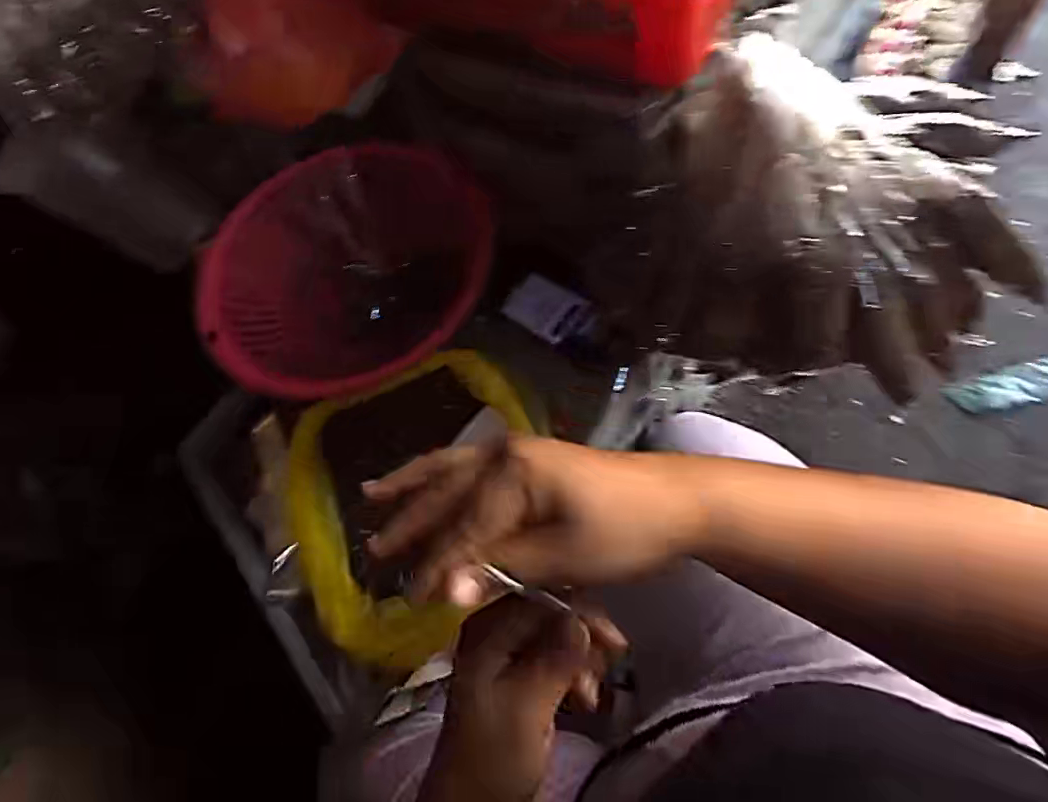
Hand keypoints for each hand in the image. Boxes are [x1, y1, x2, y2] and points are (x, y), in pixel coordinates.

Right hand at [364, 435, 700, 605]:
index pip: (463, 528)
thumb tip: (443, 592)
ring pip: (452, 467)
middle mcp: (505, 451)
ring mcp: (515, 450)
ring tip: (373, 493)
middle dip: (412, 522)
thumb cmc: (623, 531)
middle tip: (374, 548)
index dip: (436, 565)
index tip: (408, 597)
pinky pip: (471, 467)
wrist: (674, 499)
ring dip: (413, 484)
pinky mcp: (525, 458)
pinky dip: (443, 475)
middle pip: (448, 491)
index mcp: (513, 471)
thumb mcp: (563, 558)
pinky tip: (426, 477)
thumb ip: (500, 569)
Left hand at [419, 597, 622, 801]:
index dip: (580, 612)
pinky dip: (572, 672)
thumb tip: (582, 620)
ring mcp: (503, 653)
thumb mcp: (526, 706)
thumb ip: (553, 659)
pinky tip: (585, 697)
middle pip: (548, 614)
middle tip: (611, 664)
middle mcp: (492, 630)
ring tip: (594, 692)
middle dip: (583, 637)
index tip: (613, 639)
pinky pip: (550, 658)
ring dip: (581, 658)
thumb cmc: (494, 754)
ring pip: (552, 636)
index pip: (539, 599)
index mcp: (486, 628)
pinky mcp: (515, 677)